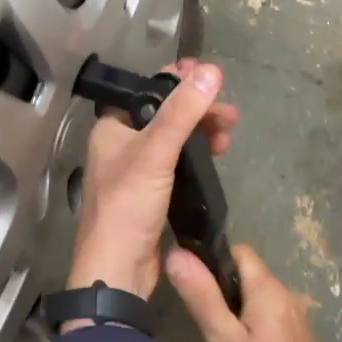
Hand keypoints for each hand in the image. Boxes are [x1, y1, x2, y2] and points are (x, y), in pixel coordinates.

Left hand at [66, 59, 238, 305]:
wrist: (119, 269)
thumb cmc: (128, 205)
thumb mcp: (156, 152)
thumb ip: (183, 112)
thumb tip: (212, 71)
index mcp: (111, 127)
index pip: (147, 91)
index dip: (178, 82)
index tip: (210, 78)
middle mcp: (120, 144)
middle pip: (165, 115)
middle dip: (198, 111)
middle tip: (230, 116)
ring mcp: (135, 171)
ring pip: (174, 140)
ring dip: (201, 133)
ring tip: (228, 137)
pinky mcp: (151, 194)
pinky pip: (177, 164)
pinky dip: (196, 157)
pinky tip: (215, 157)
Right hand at [168, 243, 341, 341]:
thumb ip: (201, 296)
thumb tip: (178, 253)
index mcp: (270, 289)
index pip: (239, 251)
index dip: (213, 260)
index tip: (191, 284)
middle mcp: (287, 296)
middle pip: (247, 274)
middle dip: (221, 288)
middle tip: (198, 318)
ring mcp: (296, 320)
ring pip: (256, 298)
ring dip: (234, 309)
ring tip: (213, 337)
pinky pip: (267, 317)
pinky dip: (248, 325)